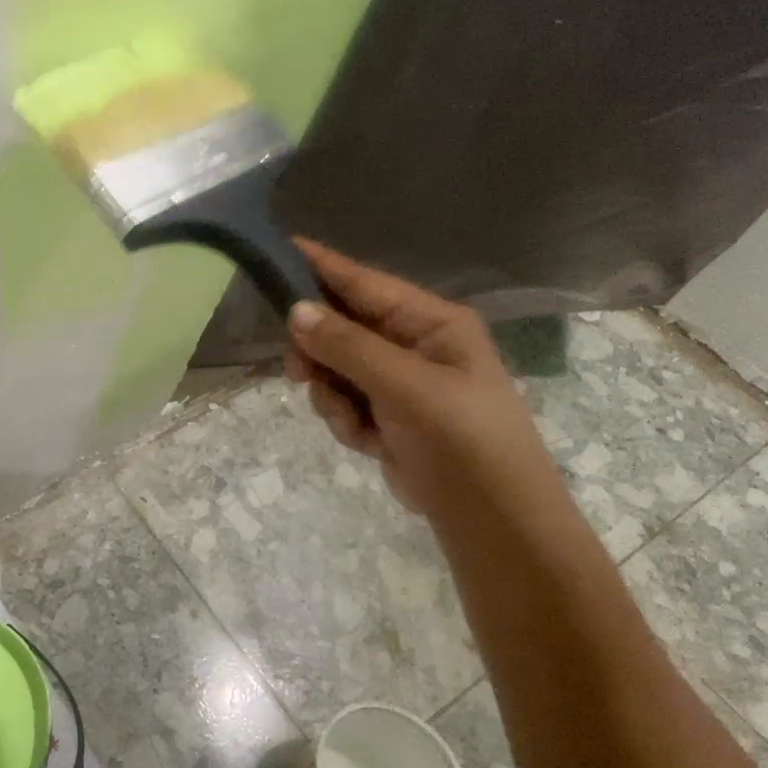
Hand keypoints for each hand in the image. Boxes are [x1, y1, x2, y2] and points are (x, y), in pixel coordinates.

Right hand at [283, 240, 575, 539]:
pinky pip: (342, 402)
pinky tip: (368, 443)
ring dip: (332, 396)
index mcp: (431, 323)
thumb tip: (296, 311)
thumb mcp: (406, 387)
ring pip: (333, 369)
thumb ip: (349, 347)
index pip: (364, 283)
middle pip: (340, 327)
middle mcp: (412, 344)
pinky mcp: (386, 416)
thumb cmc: (462, 440)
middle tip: (299, 373)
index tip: (276, 248)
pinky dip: (345, 421)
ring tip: (355, 423)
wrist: (490, 519)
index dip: (321, 266)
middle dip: (319, 353)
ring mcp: (398, 382)